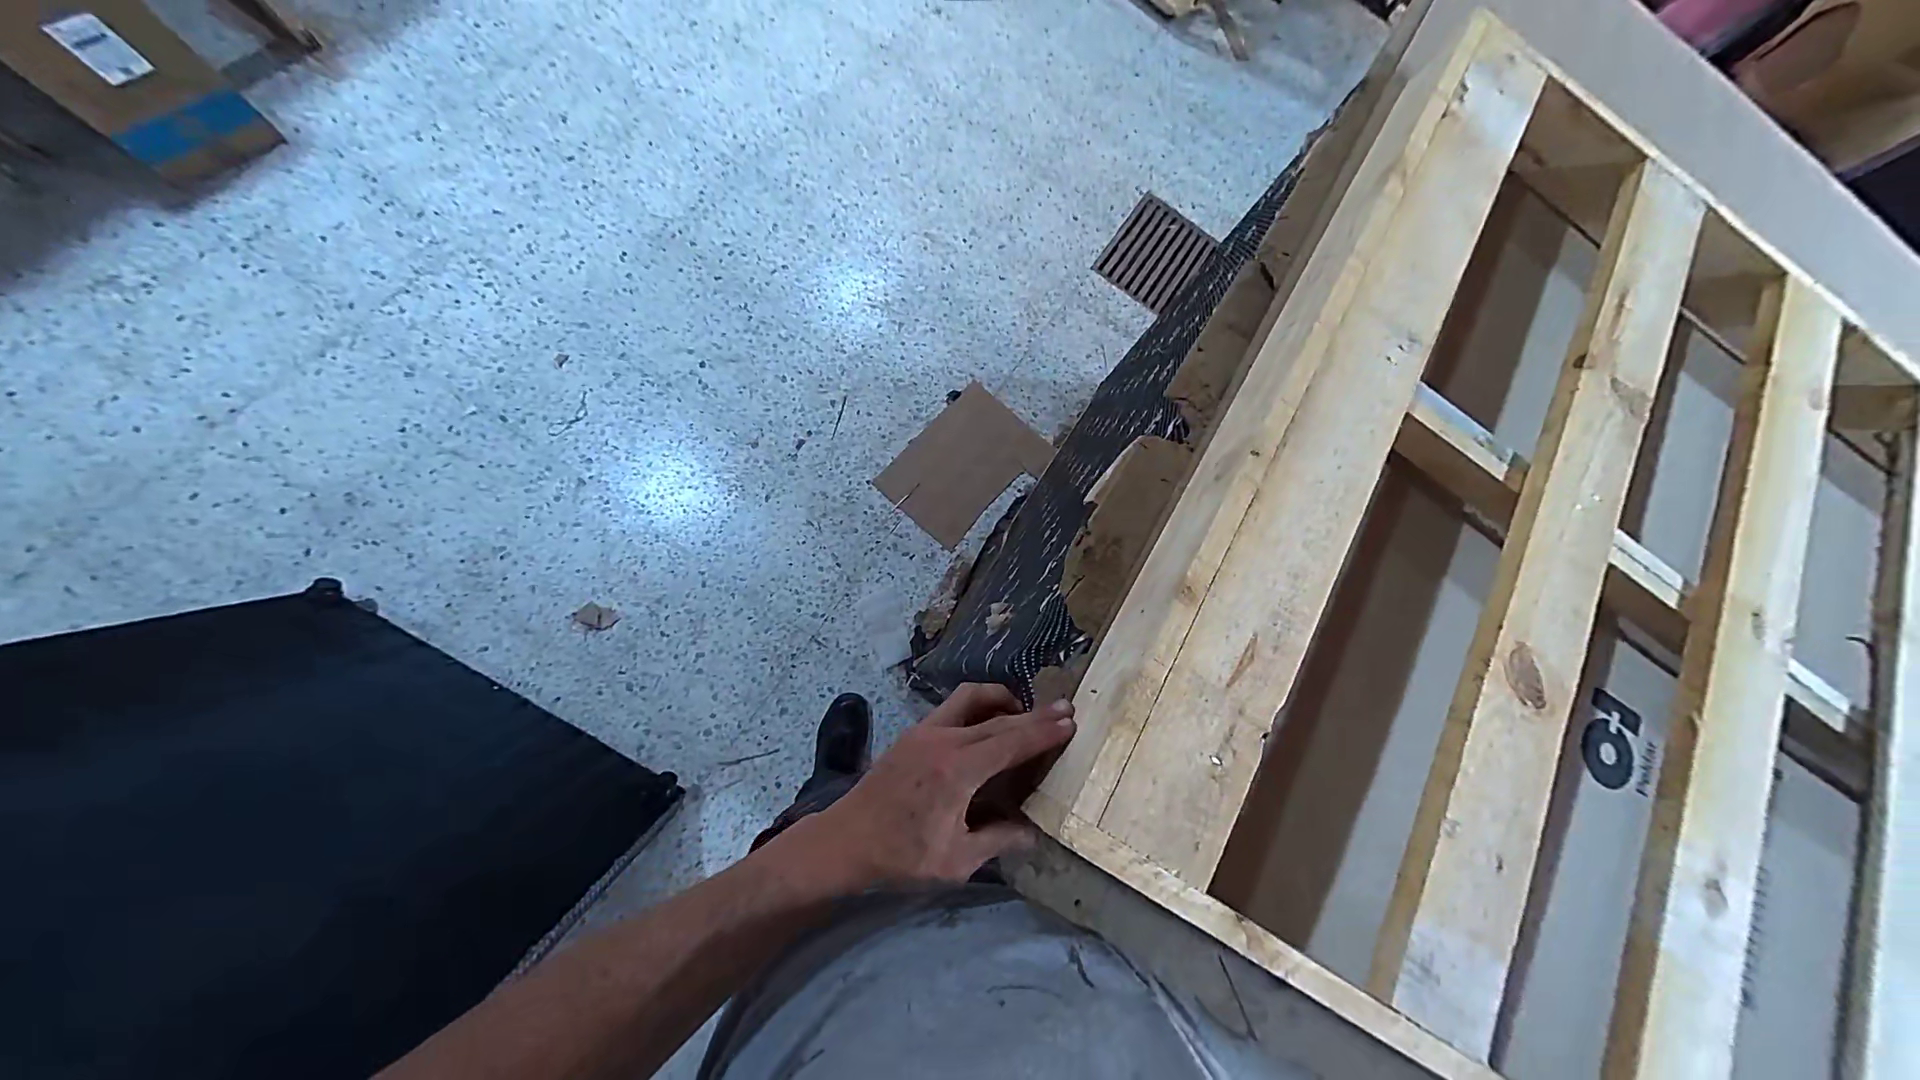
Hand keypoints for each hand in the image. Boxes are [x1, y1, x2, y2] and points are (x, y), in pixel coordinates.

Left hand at [779, 683, 1074, 889]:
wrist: (841, 842)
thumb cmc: (898, 858)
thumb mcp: (955, 863)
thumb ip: (998, 841)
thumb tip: (1032, 831)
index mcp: (957, 770)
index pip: (1011, 741)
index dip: (1043, 731)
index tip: (1071, 721)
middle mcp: (943, 740)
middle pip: (998, 717)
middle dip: (1034, 714)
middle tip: (1064, 710)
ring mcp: (924, 732)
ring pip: (971, 697)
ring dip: (1002, 699)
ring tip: (1024, 712)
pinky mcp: (911, 734)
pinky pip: (952, 707)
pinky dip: (978, 706)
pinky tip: (986, 723)